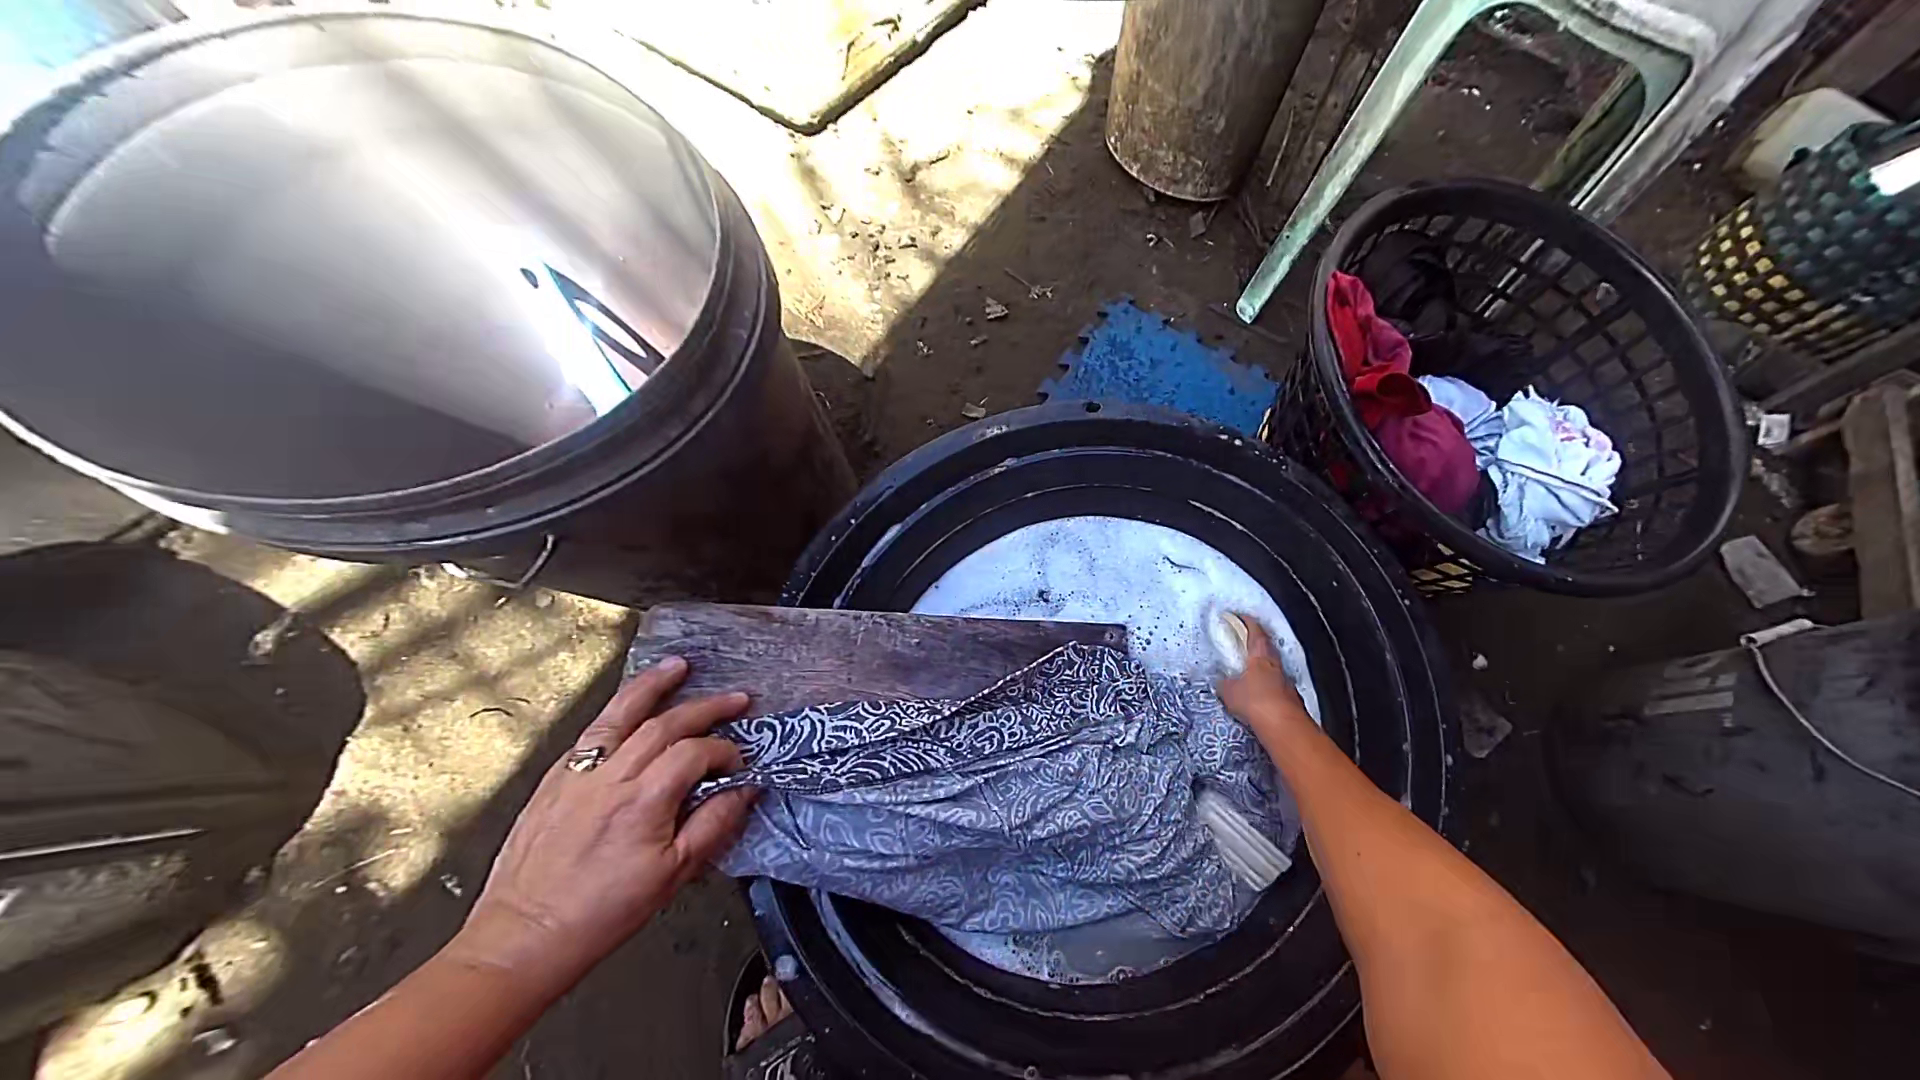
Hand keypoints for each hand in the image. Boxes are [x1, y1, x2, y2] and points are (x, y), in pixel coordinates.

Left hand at [444, 657, 758, 991]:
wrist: (523, 937)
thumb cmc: (600, 914)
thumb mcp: (673, 876)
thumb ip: (713, 825)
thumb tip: (744, 791)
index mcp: (642, 802)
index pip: (696, 753)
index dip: (725, 751)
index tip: (737, 763)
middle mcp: (609, 778)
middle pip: (666, 723)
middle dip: (707, 706)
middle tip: (736, 697)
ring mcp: (576, 774)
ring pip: (621, 713)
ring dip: (654, 686)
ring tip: (678, 666)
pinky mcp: (553, 780)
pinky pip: (591, 734)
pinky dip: (617, 713)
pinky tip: (631, 708)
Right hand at [1216, 613, 1310, 736]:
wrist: (1283, 726)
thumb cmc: (1255, 701)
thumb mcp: (1228, 691)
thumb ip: (1224, 683)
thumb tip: (1222, 681)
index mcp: (1261, 658)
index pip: (1256, 634)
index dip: (1249, 624)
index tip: (1242, 617)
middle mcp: (1276, 667)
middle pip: (1267, 650)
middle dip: (1257, 645)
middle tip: (1246, 644)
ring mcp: (1286, 684)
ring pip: (1274, 669)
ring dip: (1264, 668)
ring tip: (1250, 672)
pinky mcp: (1291, 701)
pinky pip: (1277, 688)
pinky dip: (1269, 687)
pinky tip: (1260, 696)